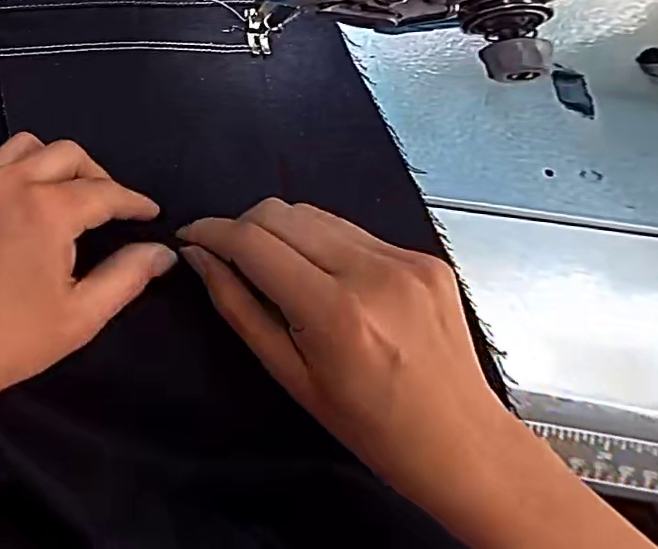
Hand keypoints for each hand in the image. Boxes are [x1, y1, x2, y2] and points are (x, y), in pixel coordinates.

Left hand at [0, 133, 177, 418]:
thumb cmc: (6, 341)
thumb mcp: (79, 316)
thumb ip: (127, 276)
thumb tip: (162, 252)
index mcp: (48, 210)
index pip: (105, 192)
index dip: (133, 202)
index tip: (150, 212)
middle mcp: (15, 181)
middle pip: (70, 154)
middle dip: (99, 176)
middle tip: (111, 208)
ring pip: (30, 145)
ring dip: (56, 162)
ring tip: (66, 194)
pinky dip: (15, 161)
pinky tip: (21, 190)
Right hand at [177, 199, 509, 505]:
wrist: (466, 446)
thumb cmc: (371, 428)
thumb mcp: (290, 376)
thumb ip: (238, 307)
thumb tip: (199, 256)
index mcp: (336, 313)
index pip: (253, 242)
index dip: (211, 231)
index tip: (190, 235)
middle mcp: (372, 272)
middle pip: (278, 212)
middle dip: (241, 226)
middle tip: (230, 256)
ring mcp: (403, 258)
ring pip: (312, 212)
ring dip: (280, 230)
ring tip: (278, 267)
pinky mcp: (422, 254)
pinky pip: (349, 228)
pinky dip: (321, 241)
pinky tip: (325, 275)